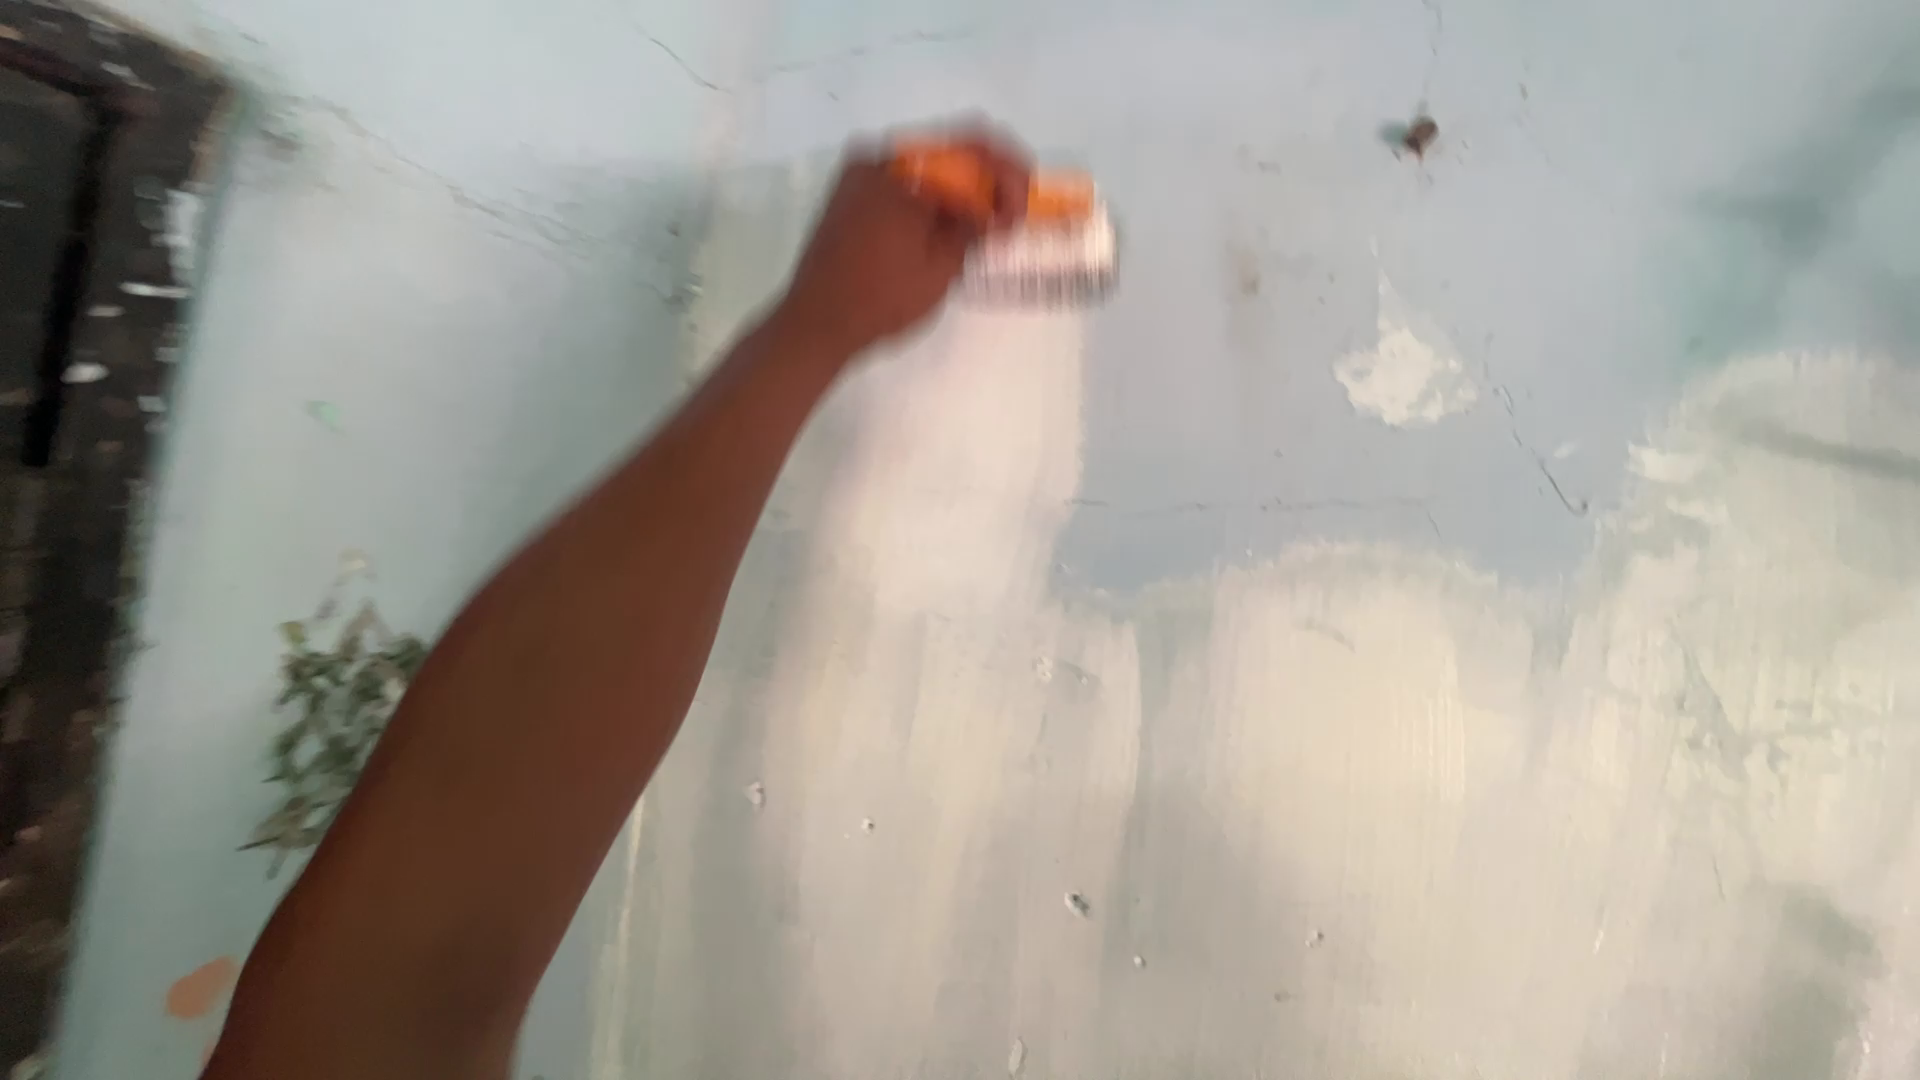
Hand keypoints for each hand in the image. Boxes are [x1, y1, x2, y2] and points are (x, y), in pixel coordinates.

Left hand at [771, 122, 1030, 359]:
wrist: (814, 326)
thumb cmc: (880, 299)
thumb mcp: (940, 267)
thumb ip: (973, 229)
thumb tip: (993, 211)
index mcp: (901, 167)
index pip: (971, 147)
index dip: (1008, 173)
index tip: (1025, 208)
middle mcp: (876, 159)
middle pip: (948, 154)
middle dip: (986, 183)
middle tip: (1009, 218)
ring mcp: (857, 179)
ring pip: (925, 172)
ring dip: (959, 195)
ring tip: (982, 231)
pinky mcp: (848, 202)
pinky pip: (901, 189)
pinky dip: (930, 205)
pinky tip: (946, 233)